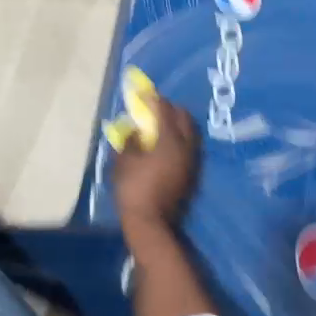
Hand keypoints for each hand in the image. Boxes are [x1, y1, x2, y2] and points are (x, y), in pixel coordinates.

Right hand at [113, 98, 199, 230]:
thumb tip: (135, 130)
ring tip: (162, 123)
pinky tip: (166, 142)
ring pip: (190, 132)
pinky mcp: (191, 172)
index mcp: (169, 140)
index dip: (153, 99)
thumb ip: (130, 140)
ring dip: (177, 123)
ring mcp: (191, 160)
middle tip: (156, 106)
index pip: (164, 110)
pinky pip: (189, 145)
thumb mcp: (124, 160)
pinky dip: (179, 137)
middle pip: (184, 118)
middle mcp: (185, 147)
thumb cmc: (134, 188)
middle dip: (171, 108)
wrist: (151, 221)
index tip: (144, 93)